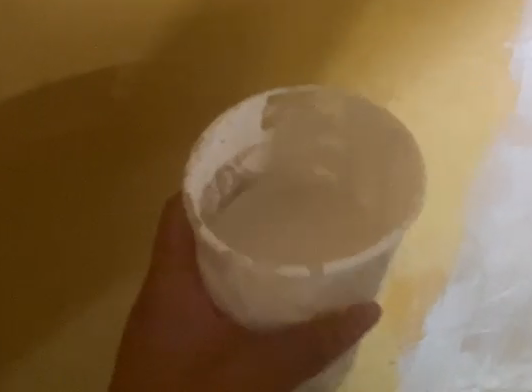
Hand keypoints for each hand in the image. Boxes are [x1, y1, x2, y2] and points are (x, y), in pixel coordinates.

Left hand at [109, 197, 381, 391]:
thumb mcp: (255, 372)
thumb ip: (311, 340)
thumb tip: (370, 307)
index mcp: (168, 278)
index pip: (180, 204)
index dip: (213, 177)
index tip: (257, 161)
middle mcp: (162, 292)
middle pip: (195, 232)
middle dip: (237, 212)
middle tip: (287, 195)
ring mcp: (164, 323)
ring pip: (200, 268)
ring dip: (235, 253)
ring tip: (284, 236)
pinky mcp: (173, 351)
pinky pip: (203, 301)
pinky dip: (233, 290)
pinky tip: (266, 297)